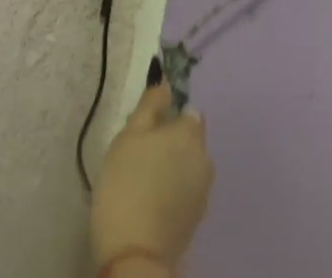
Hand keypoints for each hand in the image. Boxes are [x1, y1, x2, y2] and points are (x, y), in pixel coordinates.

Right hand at [90, 80, 213, 270]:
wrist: (135, 248)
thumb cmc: (126, 181)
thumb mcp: (130, 135)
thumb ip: (150, 106)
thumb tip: (165, 82)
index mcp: (190, 134)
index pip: (188, 112)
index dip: (167, 116)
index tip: (143, 128)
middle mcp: (205, 159)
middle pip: (189, 140)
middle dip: (170, 141)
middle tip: (136, 153)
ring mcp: (204, 191)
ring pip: (188, 166)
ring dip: (171, 166)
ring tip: (141, 179)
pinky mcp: (197, 217)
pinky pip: (186, 190)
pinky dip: (172, 189)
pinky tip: (150, 200)